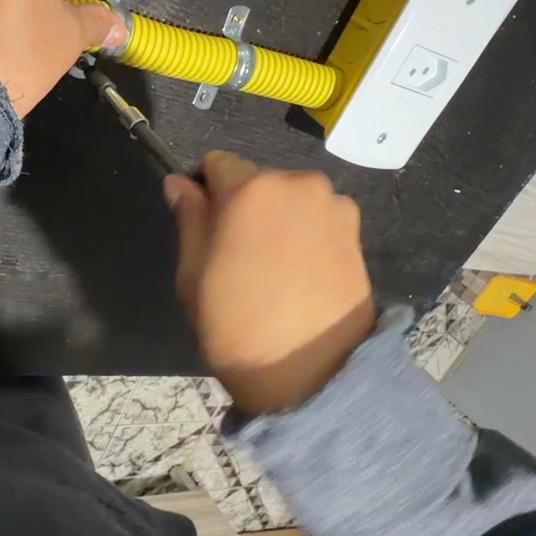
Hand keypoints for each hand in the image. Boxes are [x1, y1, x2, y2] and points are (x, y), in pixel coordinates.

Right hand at [165, 153, 377, 416]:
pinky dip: (304, 236)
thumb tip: (179, 183)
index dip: (203, 191)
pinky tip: (299, 276)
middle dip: (243, 207)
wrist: (310, 371)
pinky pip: (317, 219)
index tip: (202, 227)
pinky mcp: (356, 230)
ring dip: (276, 221)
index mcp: (250, 188)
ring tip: (271, 272)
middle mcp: (297, 183)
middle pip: (257, 180)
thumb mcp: (192, 275)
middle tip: (236, 258)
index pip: (216, 164)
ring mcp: (333, 204)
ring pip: (289, 200)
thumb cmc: (236, 326)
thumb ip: (188, 220)